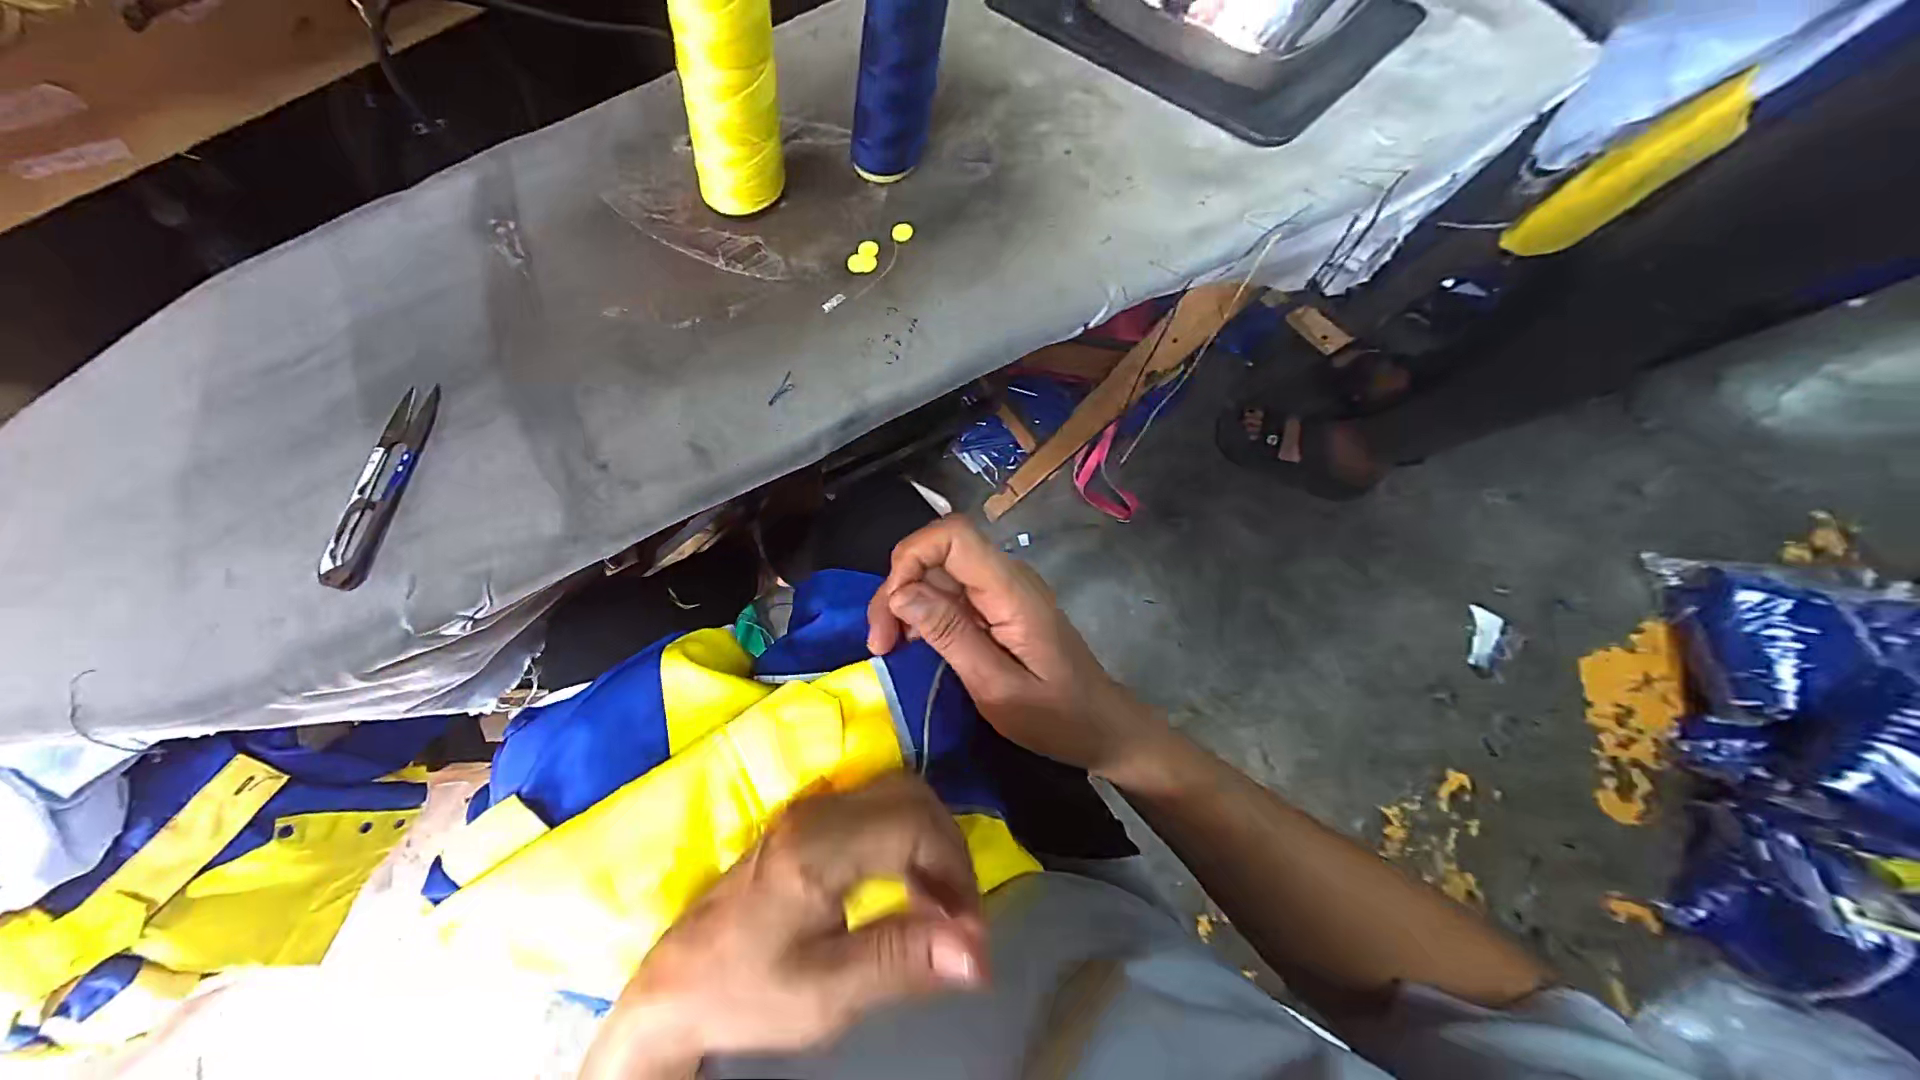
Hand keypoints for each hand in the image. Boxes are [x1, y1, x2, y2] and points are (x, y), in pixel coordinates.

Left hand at [579, 774, 987, 1079]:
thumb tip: (977, 952)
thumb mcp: (824, 994)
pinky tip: (911, 884)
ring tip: (941, 904)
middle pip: (912, 796)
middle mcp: (819, 811)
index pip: (913, 824)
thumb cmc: (746, 992)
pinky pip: (880, 805)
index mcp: (819, 847)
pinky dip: (910, 836)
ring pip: (899, 793)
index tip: (968, 931)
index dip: (955, 870)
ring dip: (933, 840)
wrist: (677, 986)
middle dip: (950, 850)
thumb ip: (901, 960)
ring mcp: (813, 809)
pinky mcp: (811, 818)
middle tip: (959, 915)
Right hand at [866, 517, 1168, 782]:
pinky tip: (914, 645)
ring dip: (905, 603)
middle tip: (880, 643)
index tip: (891, 612)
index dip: (911, 558)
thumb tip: (901, 594)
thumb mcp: (997, 687)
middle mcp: (1006, 578)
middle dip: (897, 588)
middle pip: (938, 552)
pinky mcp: (998, 606)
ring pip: (938, 572)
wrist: (1102, 726)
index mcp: (1011, 591)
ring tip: (890, 648)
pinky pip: (951, 593)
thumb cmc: (1057, 717)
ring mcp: (1003, 590)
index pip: (953, 535)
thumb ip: (950, 635)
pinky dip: (924, 614)